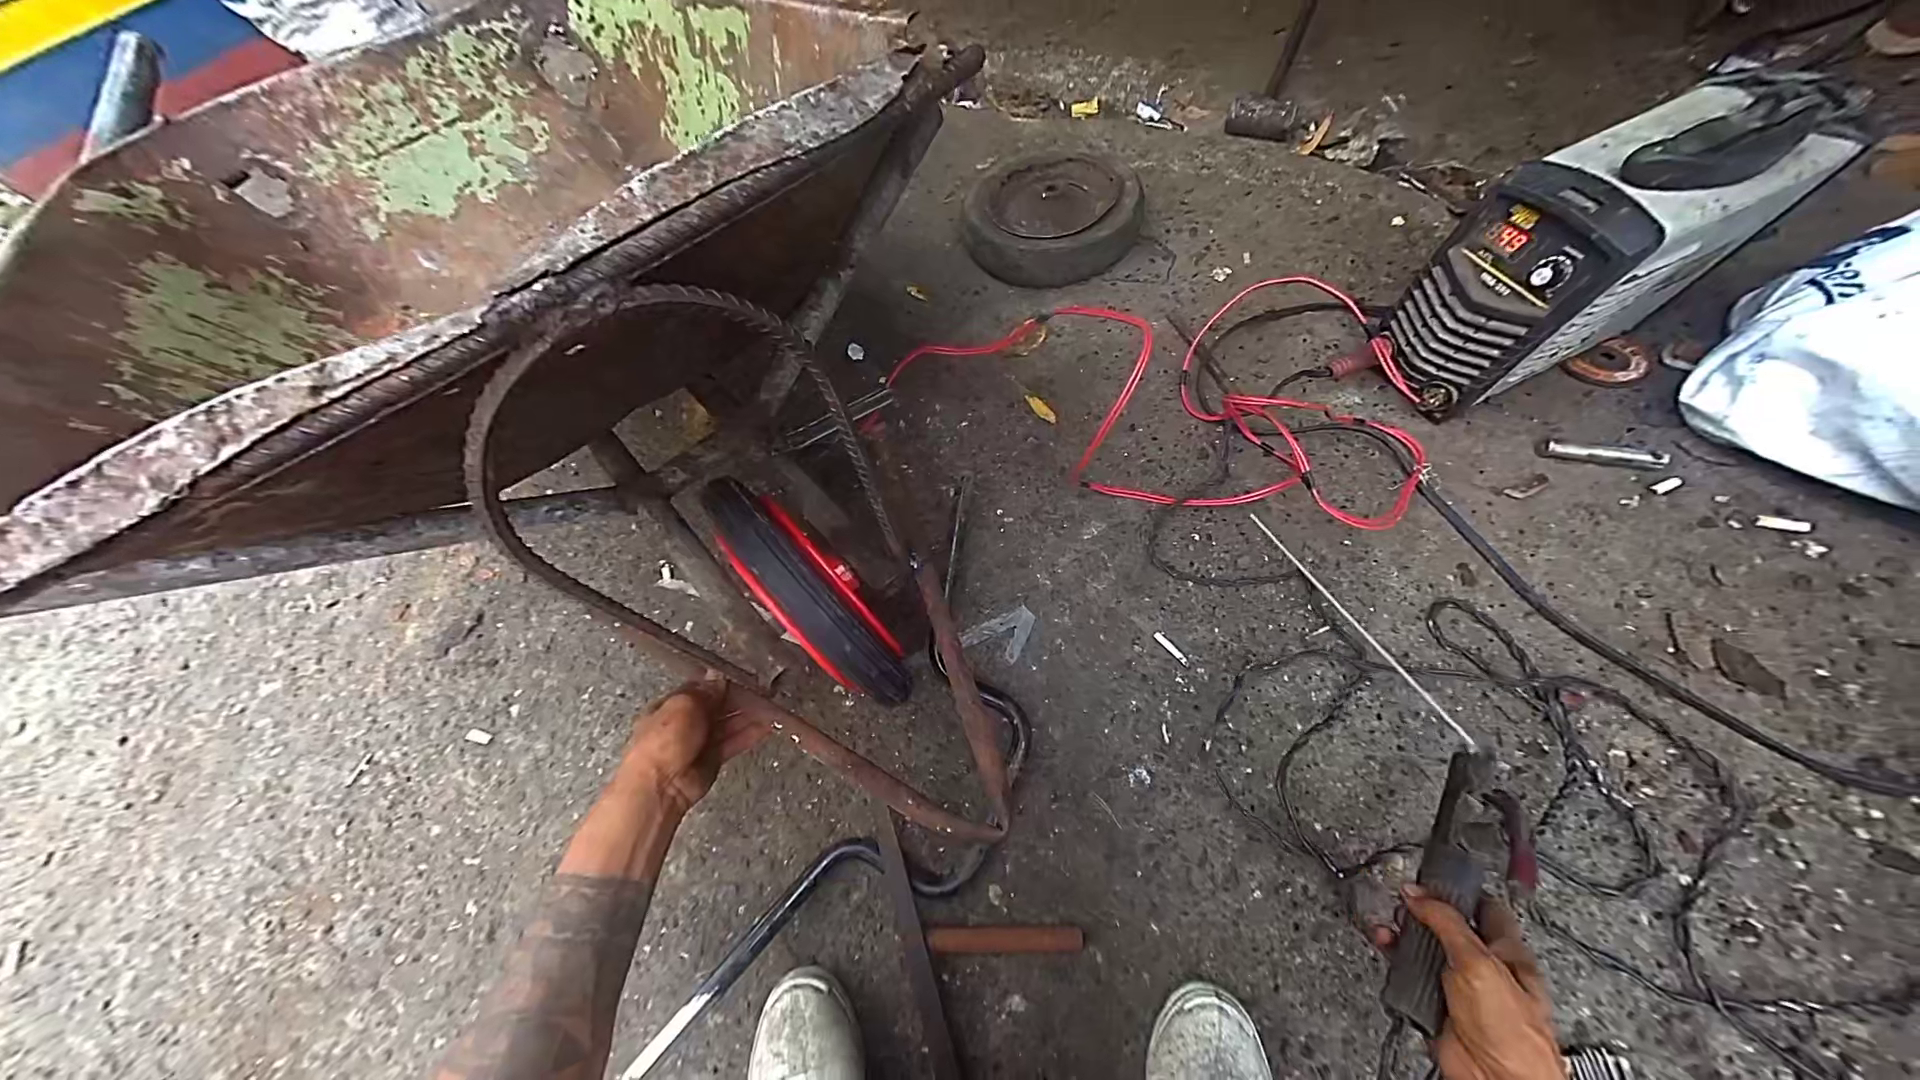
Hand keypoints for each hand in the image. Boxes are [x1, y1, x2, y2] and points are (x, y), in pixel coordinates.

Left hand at [620, 674, 767, 813]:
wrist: (661, 786)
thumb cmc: (662, 743)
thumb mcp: (684, 705)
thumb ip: (705, 691)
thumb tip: (718, 677)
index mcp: (670, 705)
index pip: (701, 689)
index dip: (721, 683)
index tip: (742, 678)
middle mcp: (684, 723)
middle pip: (717, 707)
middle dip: (738, 700)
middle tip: (761, 692)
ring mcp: (698, 742)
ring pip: (728, 724)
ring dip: (748, 716)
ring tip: (769, 708)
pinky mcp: (712, 759)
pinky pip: (733, 743)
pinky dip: (749, 735)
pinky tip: (765, 727)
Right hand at [1402, 884, 1563, 1079]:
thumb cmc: (1512, 1034)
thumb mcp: (1479, 963)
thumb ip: (1446, 922)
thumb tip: (1416, 893)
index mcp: (1508, 955)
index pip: (1485, 909)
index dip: (1461, 889)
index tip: (1435, 874)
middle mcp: (1483, 967)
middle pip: (1447, 924)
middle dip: (1422, 910)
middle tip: (1404, 901)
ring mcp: (1456, 984)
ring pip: (1422, 945)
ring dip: (1401, 931)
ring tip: (1388, 923)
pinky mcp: (1432, 999)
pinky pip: (1405, 968)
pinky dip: (1390, 953)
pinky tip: (1383, 944)